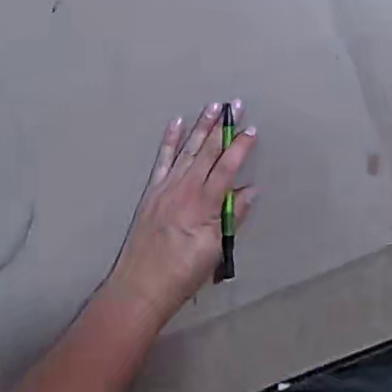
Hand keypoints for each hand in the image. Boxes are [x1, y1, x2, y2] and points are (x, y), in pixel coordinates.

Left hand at [105, 101, 255, 317]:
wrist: (140, 287)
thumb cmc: (183, 273)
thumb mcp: (215, 249)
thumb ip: (233, 217)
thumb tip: (250, 191)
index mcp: (204, 203)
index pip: (227, 166)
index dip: (240, 146)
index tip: (251, 129)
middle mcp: (185, 188)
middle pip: (208, 151)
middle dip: (223, 127)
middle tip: (234, 104)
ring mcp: (167, 187)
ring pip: (188, 149)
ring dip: (201, 126)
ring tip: (212, 106)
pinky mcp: (152, 191)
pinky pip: (163, 159)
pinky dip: (170, 140)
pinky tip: (177, 123)